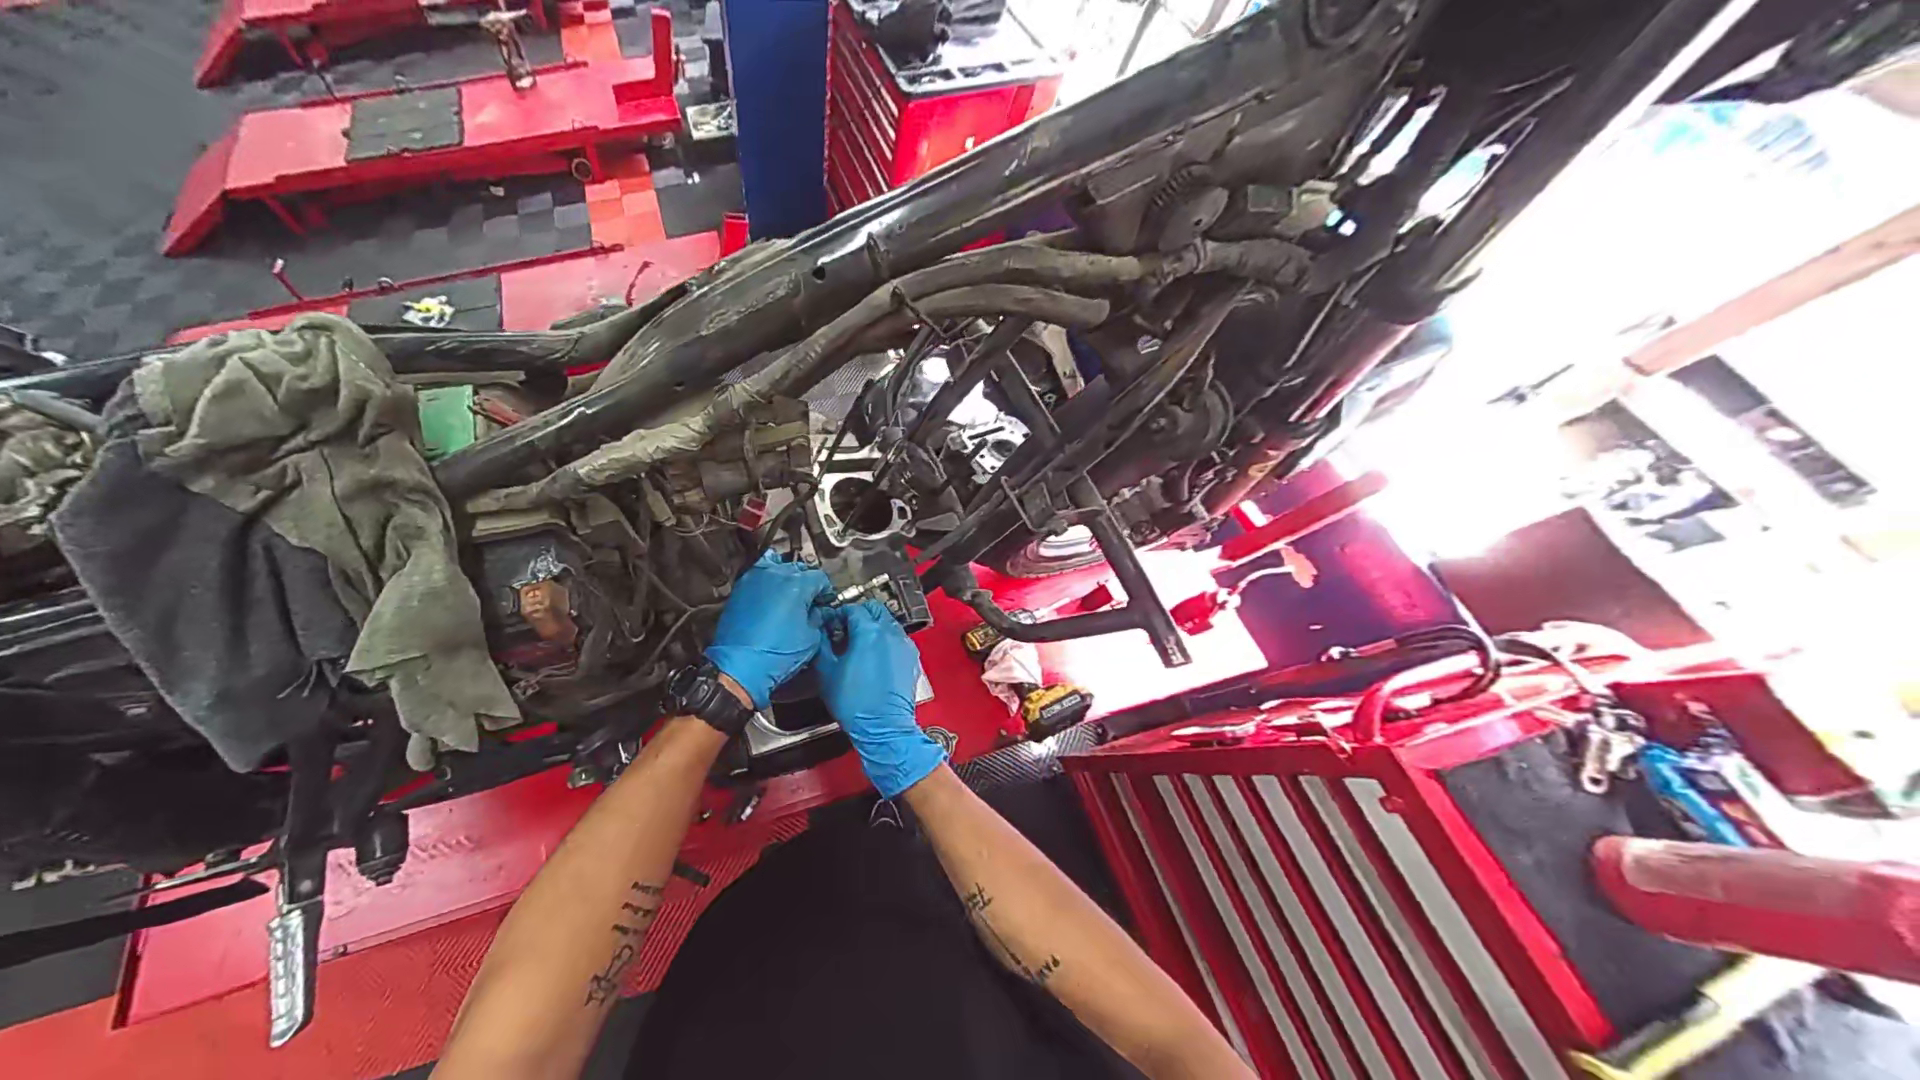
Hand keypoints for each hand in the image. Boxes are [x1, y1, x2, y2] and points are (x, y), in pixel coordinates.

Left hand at [704, 552, 832, 708]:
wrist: (739, 666)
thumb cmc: (776, 654)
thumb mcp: (810, 638)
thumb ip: (817, 619)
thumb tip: (817, 613)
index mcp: (798, 584)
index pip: (820, 577)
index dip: (825, 591)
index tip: (824, 603)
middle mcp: (776, 574)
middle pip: (798, 569)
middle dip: (806, 584)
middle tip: (807, 602)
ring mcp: (755, 579)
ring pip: (776, 565)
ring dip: (785, 576)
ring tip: (787, 594)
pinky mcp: (739, 588)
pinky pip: (758, 575)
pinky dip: (766, 580)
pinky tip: (769, 597)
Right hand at [813, 600, 943, 797]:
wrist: (883, 727)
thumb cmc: (855, 703)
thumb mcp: (827, 673)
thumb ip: (822, 646)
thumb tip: (820, 633)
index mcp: (869, 632)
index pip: (853, 608)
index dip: (839, 615)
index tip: (832, 625)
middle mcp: (891, 633)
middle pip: (874, 609)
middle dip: (859, 615)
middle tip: (845, 630)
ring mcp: (904, 645)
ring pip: (888, 622)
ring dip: (873, 626)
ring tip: (859, 644)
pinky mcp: (912, 658)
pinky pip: (898, 639)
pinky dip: (886, 640)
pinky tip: (874, 657)